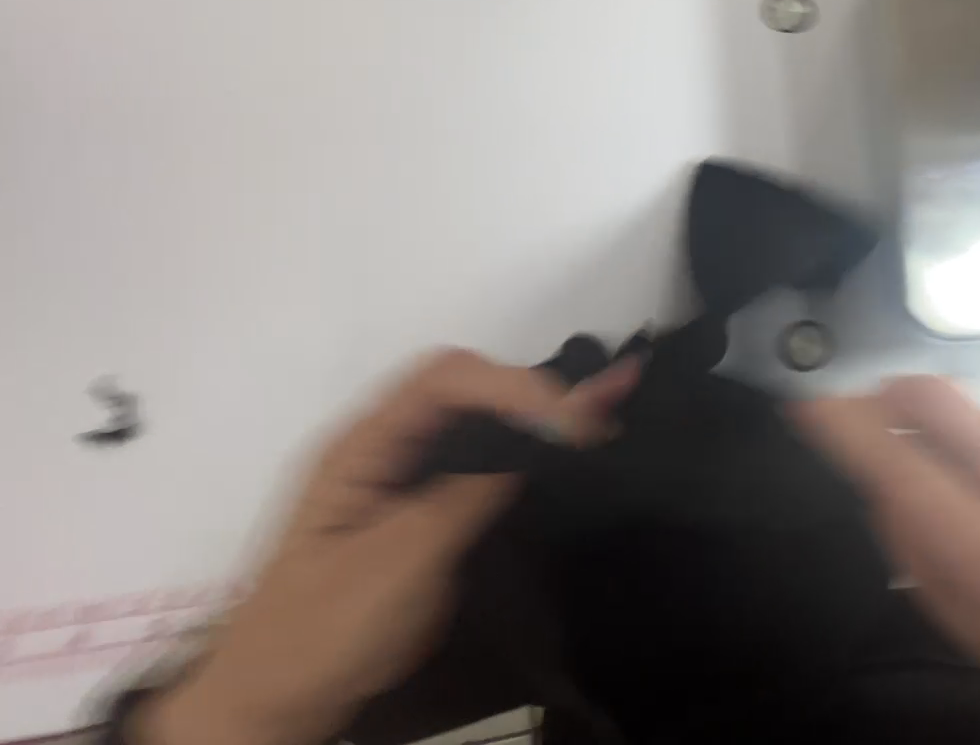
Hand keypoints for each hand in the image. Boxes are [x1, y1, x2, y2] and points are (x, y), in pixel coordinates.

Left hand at [138, 349, 635, 744]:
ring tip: (602, 410)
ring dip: (541, 404)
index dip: (514, 386)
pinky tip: (570, 433)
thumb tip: (533, 447)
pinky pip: (484, 443)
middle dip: (535, 388)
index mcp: (362, 446)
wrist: (275, 702)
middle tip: (597, 413)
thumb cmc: (324, 632)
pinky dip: (531, 432)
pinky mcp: (427, 491)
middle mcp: (384, 440)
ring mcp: (404, 465)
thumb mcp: (399, 563)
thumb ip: (465, 495)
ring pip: (480, 407)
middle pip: (468, 380)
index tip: (572, 421)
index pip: (446, 380)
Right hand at [792, 376, 979, 696]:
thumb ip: (896, 517)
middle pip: (936, 399)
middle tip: (857, 419)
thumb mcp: (930, 590)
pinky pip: (977, 415)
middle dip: (885, 398)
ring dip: (923, 423)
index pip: (904, 467)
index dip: (852, 428)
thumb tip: (864, 448)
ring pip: (954, 404)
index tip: (808, 403)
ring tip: (931, 469)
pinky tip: (967, 471)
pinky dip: (955, 433)